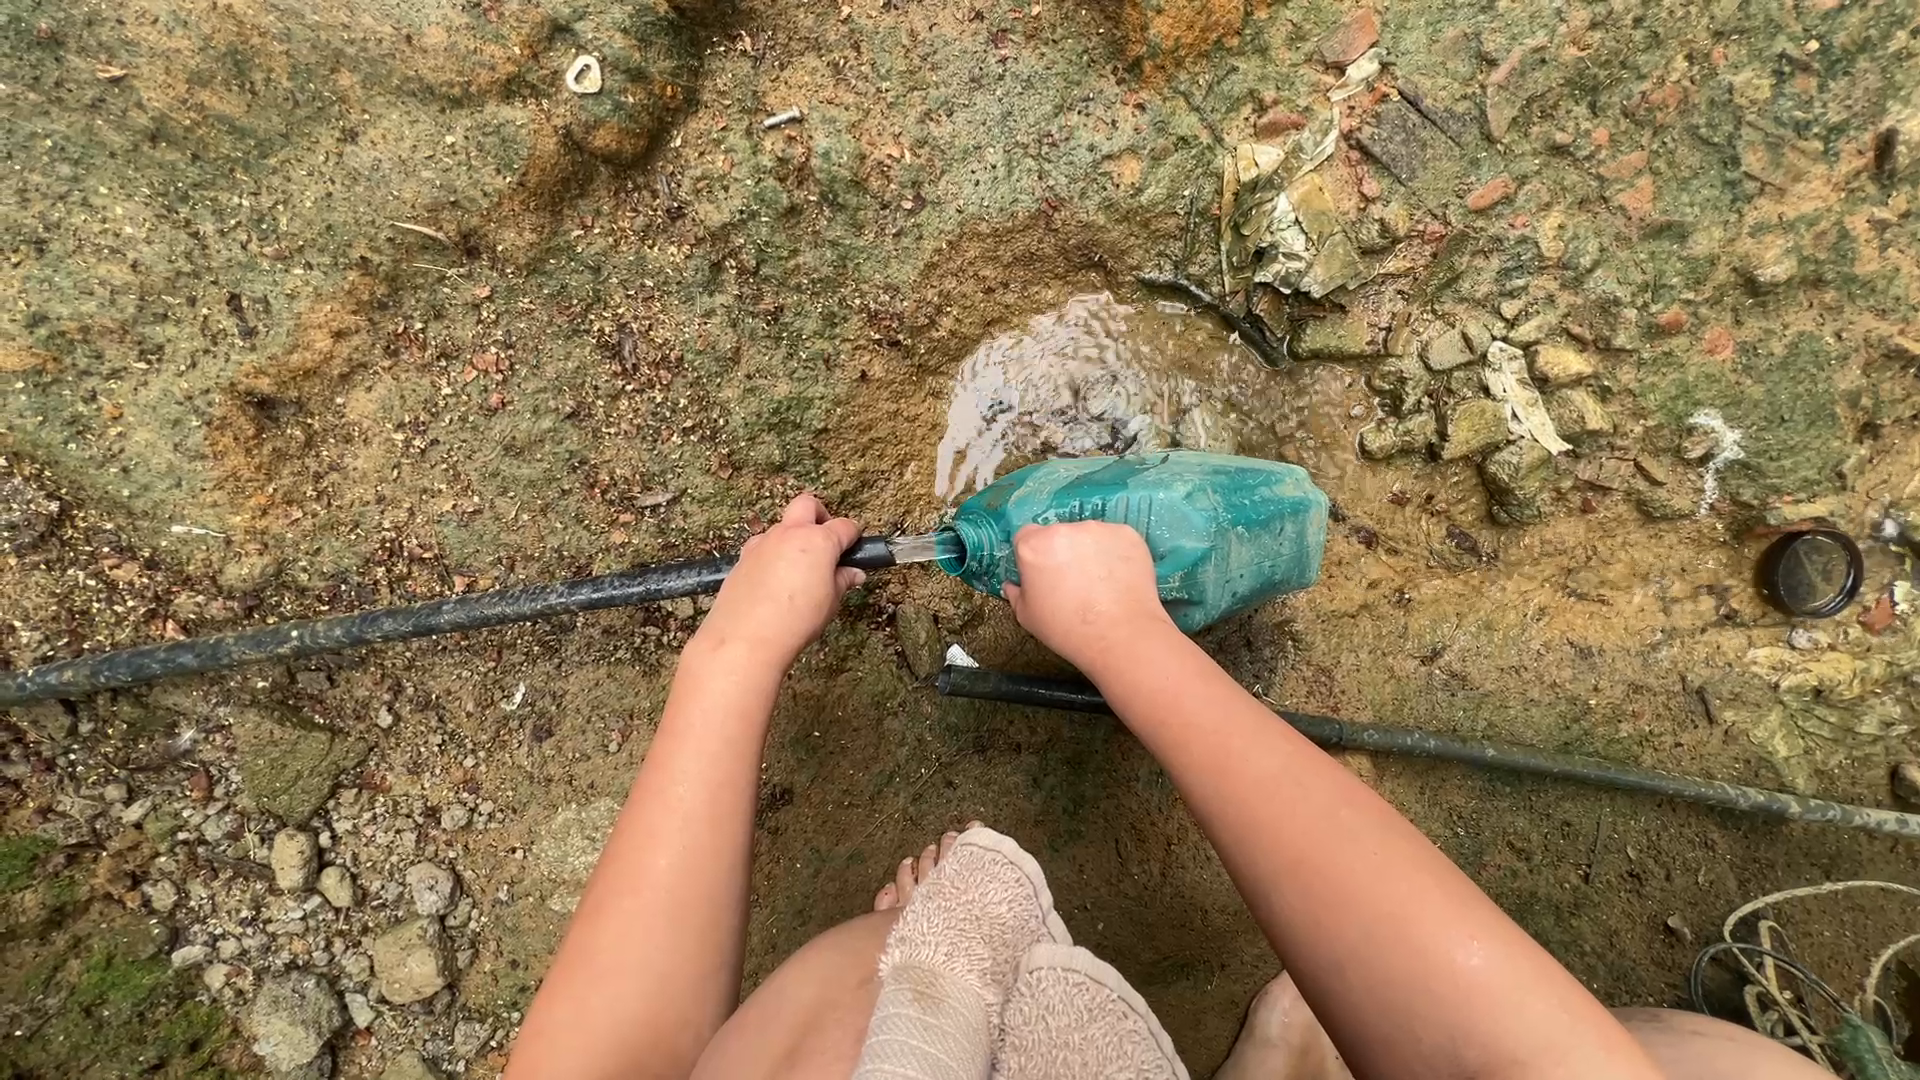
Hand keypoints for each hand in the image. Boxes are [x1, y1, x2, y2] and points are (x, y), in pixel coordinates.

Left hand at [692, 494, 864, 667]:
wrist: (747, 637)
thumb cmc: (795, 620)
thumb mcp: (830, 601)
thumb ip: (842, 581)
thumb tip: (852, 573)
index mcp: (818, 541)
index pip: (844, 526)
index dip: (853, 535)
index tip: (855, 545)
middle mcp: (789, 534)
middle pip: (807, 505)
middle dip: (820, 514)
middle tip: (826, 540)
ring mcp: (763, 543)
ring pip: (782, 526)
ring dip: (793, 537)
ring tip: (800, 568)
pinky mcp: (743, 557)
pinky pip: (762, 546)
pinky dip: (773, 554)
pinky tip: (776, 580)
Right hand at [1001, 522, 1175, 673]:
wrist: (1120, 636)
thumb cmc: (1067, 630)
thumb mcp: (1027, 617)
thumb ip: (1016, 594)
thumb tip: (1013, 585)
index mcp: (1033, 546)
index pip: (1025, 536)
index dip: (1033, 555)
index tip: (1042, 574)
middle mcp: (1064, 530)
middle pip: (1057, 534)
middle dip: (1061, 552)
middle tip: (1071, 582)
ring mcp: (1098, 529)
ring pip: (1087, 536)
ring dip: (1088, 551)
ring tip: (1098, 584)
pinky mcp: (1127, 534)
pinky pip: (1114, 540)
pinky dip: (1114, 554)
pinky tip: (1117, 579)